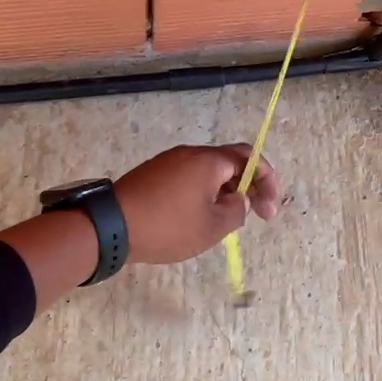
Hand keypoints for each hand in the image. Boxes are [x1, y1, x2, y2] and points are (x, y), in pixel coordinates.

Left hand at [113, 144, 281, 264]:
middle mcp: (190, 153)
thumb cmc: (168, 226)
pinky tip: (196, 217)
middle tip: (253, 214)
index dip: (267, 181)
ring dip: (224, 191)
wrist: (112, 225)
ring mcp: (169, 161)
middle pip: (229, 162)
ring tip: (224, 221)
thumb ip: (236, 210)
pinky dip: (202, 193)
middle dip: (247, 186)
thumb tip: (239, 199)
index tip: (269, 210)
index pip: (250, 158)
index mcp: (209, 160)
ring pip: (207, 171)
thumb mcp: (212, 227)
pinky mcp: (153, 174)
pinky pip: (188, 178)